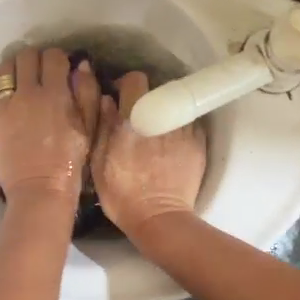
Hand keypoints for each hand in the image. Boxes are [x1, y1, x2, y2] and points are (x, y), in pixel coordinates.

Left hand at [0, 47, 99, 203]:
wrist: (39, 189)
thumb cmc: (70, 161)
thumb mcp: (89, 127)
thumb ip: (87, 93)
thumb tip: (80, 65)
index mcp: (56, 94)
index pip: (53, 56)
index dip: (58, 58)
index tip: (60, 67)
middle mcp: (28, 93)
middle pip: (26, 56)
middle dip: (36, 59)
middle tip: (41, 71)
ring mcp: (5, 105)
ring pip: (5, 68)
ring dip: (15, 68)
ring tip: (22, 80)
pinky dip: (1, 87)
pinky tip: (9, 96)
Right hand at [91, 70, 206, 237]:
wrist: (160, 219)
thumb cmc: (122, 195)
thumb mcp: (100, 163)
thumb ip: (103, 127)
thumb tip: (107, 100)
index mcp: (134, 119)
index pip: (135, 80)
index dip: (127, 85)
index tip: (121, 97)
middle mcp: (162, 118)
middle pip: (157, 90)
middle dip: (146, 99)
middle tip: (138, 116)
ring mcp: (184, 130)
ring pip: (174, 106)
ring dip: (164, 112)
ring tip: (156, 130)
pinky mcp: (199, 143)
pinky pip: (189, 123)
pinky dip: (180, 127)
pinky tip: (171, 143)